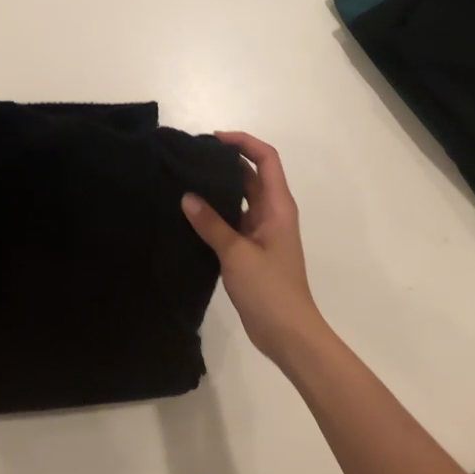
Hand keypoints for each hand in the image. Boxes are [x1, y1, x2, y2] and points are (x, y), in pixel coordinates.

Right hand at [181, 132, 327, 367]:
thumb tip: (187, 196)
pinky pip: (234, 220)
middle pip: (252, 175)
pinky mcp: (253, 250)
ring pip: (242, 198)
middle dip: (226, 162)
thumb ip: (211, 223)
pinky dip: (217, 212)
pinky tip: (192, 214)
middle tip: (191, 157)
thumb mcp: (236, 254)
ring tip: (186, 180)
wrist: (288, 335)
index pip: (266, 159)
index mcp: (278, 206)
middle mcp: (273, 213)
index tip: (213, 139)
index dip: (243, 142)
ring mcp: (263, 232)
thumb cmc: (269, 289)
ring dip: (219, 188)